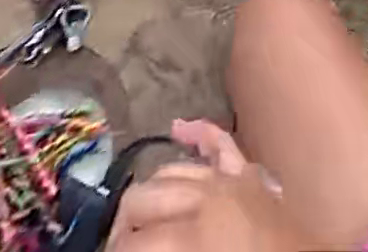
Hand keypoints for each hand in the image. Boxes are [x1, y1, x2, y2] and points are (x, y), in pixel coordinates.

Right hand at [107, 120, 308, 251]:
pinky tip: (178, 128)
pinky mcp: (250, 176)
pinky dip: (199, 134)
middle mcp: (210, 196)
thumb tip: (135, 248)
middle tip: (117, 248)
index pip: (136, 241)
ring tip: (133, 223)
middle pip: (145, 196)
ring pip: (174, 168)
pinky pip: (221, 143)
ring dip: (149, 192)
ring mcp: (232, 179)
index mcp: (197, 233)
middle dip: (123, 227)